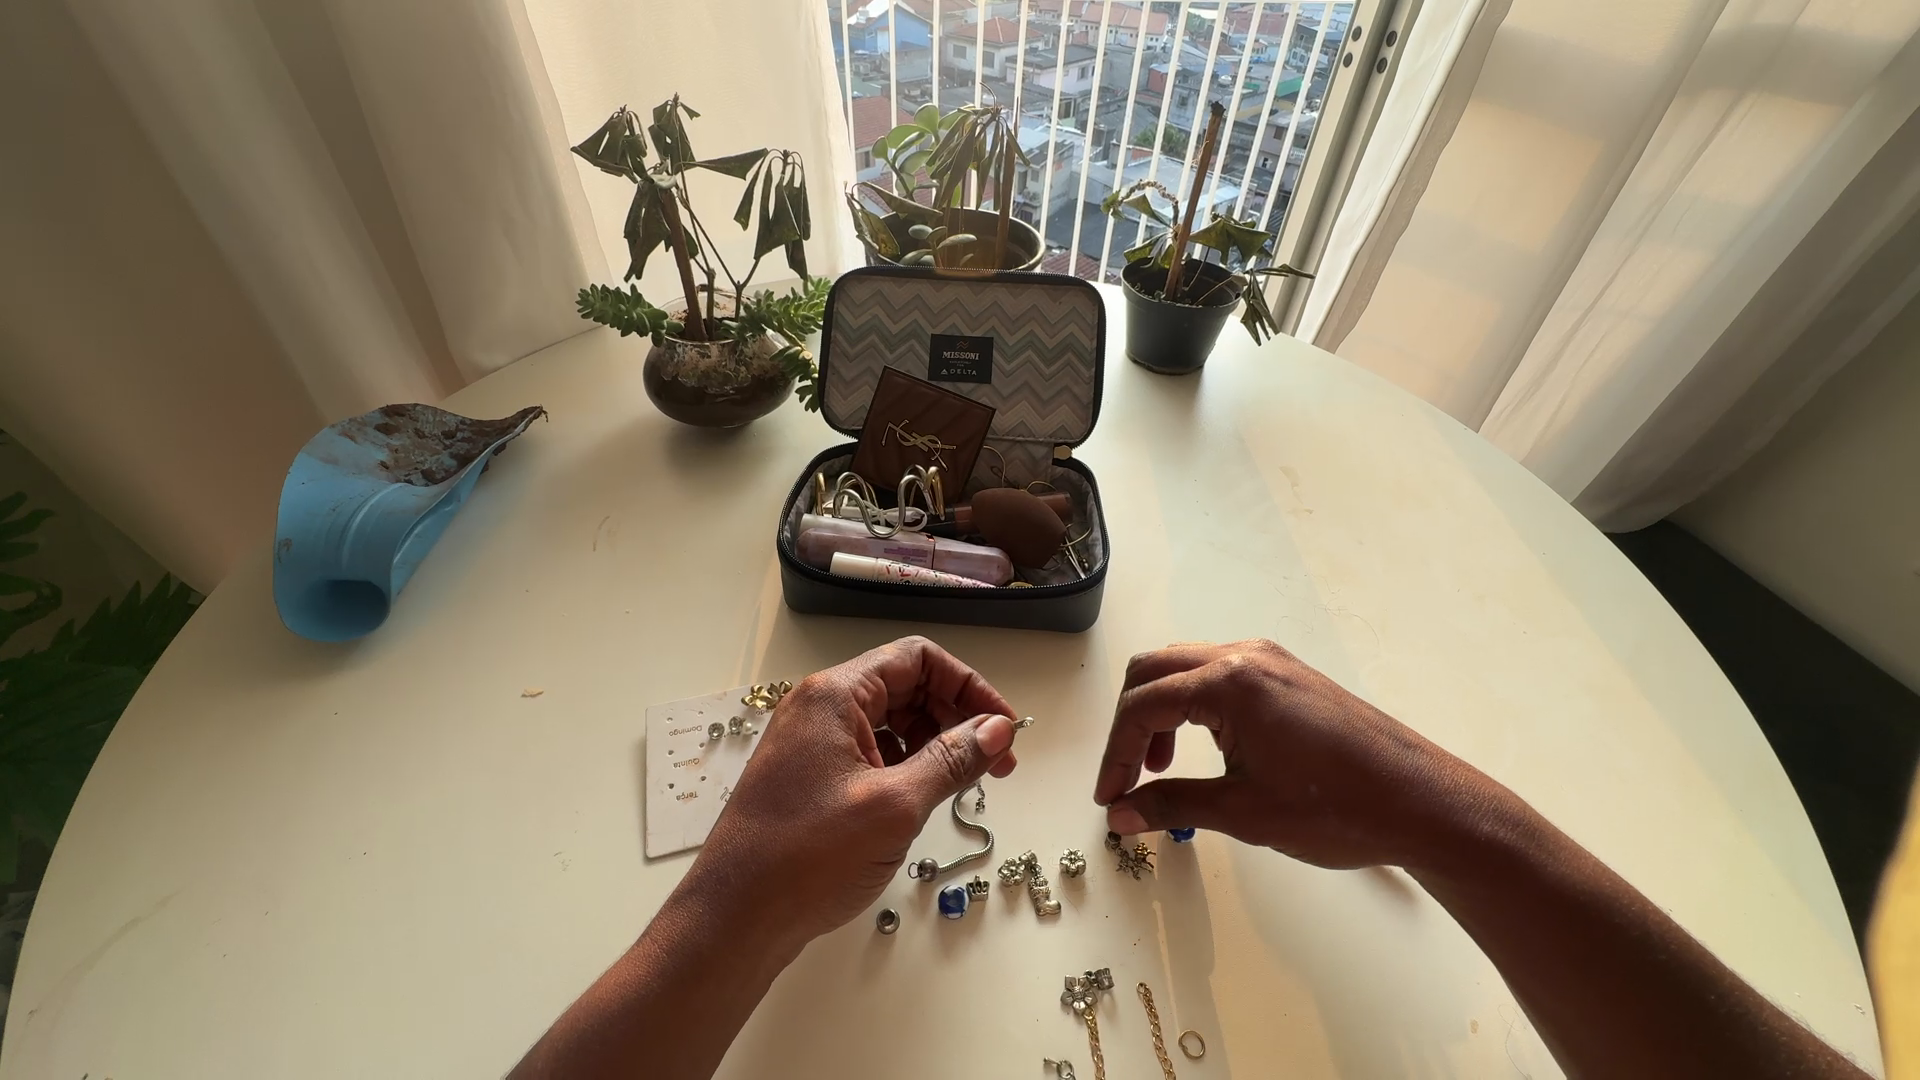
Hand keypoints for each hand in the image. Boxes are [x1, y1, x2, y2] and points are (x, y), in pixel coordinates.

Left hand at [687, 636, 1020, 947]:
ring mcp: (812, 742)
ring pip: (890, 721)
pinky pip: (870, 752)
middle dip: (955, 717)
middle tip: (996, 764)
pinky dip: (905, 766)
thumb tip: (999, 728)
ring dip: (933, 744)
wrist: (732, 922)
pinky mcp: (811, 776)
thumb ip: (952, 759)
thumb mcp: (895, 805)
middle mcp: (821, 706)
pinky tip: (922, 799)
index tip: (1002, 728)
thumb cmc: (810, 856)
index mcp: (836, 694)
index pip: (917, 659)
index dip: (968, 685)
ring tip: (961, 785)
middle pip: (905, 686)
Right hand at [1093, 639, 1507, 871]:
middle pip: (1151, 671)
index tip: (1110, 796)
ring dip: (1158, 710)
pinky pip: (1214, 672)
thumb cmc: (1338, 810)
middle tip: (1128, 776)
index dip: (1116, 754)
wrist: (1427, 805)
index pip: (1142, 705)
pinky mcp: (1285, 671)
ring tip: (1162, 766)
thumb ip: (1172, 806)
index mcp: (1228, 683)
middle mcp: (1242, 655)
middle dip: (1129, 724)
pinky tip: (1205, 746)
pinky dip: (1191, 703)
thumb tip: (1119, 816)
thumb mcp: (1244, 813)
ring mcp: (1267, 658)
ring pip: (1181, 666)